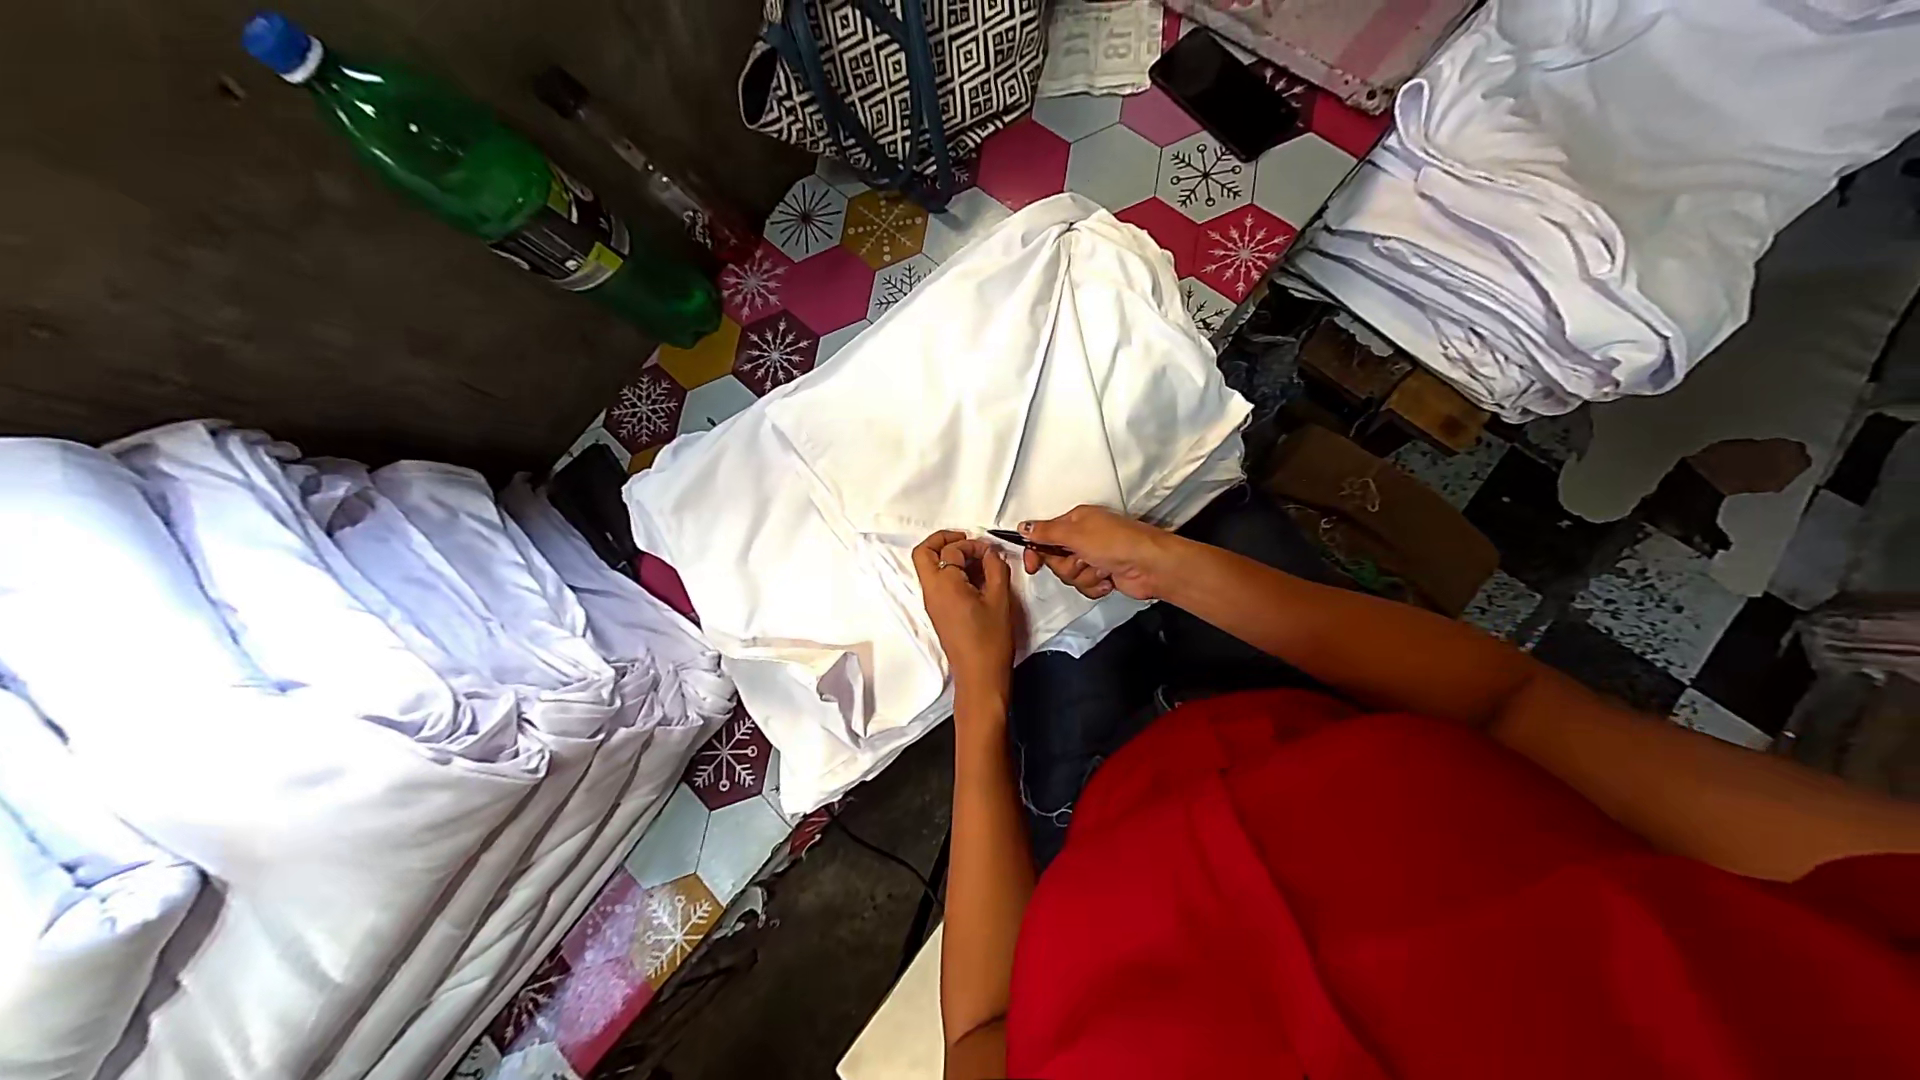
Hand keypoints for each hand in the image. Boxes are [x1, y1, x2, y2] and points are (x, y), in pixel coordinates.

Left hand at [912, 530, 1016, 706]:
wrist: (980, 676)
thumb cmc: (990, 641)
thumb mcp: (1000, 599)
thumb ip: (996, 569)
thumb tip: (992, 553)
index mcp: (944, 584)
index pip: (951, 549)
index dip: (973, 544)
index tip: (990, 552)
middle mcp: (931, 591)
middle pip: (923, 552)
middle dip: (943, 539)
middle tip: (967, 540)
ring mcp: (932, 602)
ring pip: (928, 567)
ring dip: (948, 555)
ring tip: (977, 561)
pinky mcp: (938, 612)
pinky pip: (937, 582)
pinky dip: (951, 571)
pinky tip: (975, 578)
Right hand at [1018, 506, 1178, 600]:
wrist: (1151, 566)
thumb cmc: (1118, 543)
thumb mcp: (1075, 534)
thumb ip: (1045, 532)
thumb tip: (1023, 527)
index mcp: (1076, 521)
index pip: (1043, 536)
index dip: (1036, 551)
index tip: (1032, 564)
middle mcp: (1083, 538)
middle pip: (1055, 559)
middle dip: (1067, 566)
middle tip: (1082, 560)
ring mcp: (1094, 557)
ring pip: (1070, 575)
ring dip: (1083, 576)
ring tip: (1100, 569)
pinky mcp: (1103, 575)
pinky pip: (1084, 586)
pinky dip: (1094, 585)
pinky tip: (1108, 579)